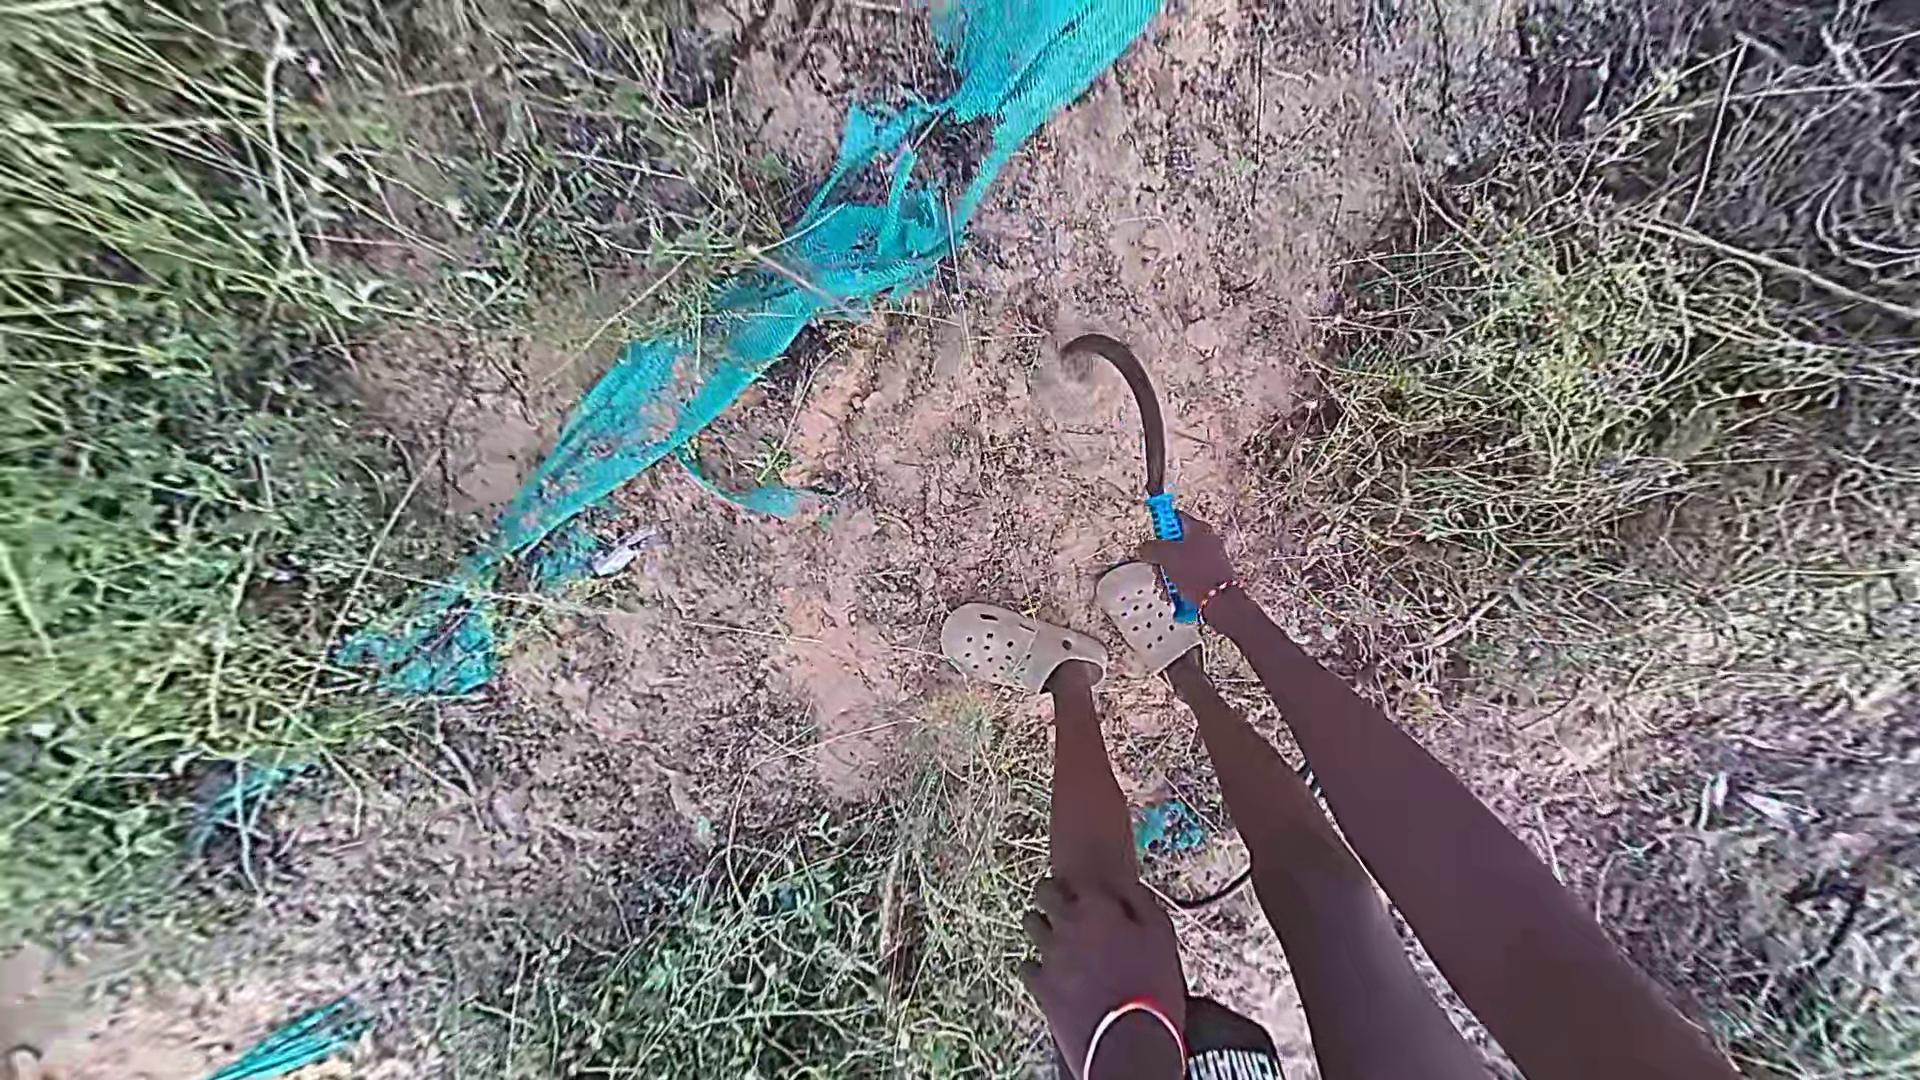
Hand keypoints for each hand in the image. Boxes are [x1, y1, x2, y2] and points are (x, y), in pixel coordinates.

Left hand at [1019, 877, 1187, 1077]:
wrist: (1132, 1046)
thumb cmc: (1153, 988)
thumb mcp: (1161, 937)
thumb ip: (1141, 902)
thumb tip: (1128, 886)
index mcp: (1095, 906)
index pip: (1073, 877)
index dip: (1077, 884)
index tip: (1082, 892)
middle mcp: (1067, 922)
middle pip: (1043, 891)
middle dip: (1050, 893)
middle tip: (1060, 904)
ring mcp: (1051, 953)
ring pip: (1030, 922)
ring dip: (1040, 924)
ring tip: (1053, 935)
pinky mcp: (1042, 985)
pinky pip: (1026, 965)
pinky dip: (1034, 966)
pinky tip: (1047, 971)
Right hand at [1137, 512, 1237, 600]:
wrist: (1218, 602)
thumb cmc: (1199, 575)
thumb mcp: (1167, 555)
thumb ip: (1151, 547)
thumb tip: (1144, 547)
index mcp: (1198, 529)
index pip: (1173, 516)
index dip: (1160, 524)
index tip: (1152, 532)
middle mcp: (1205, 542)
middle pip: (1173, 542)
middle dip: (1161, 557)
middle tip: (1158, 565)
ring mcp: (1207, 560)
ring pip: (1177, 562)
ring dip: (1167, 574)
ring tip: (1166, 584)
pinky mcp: (1207, 576)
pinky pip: (1185, 575)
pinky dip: (1177, 583)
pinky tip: (1174, 592)